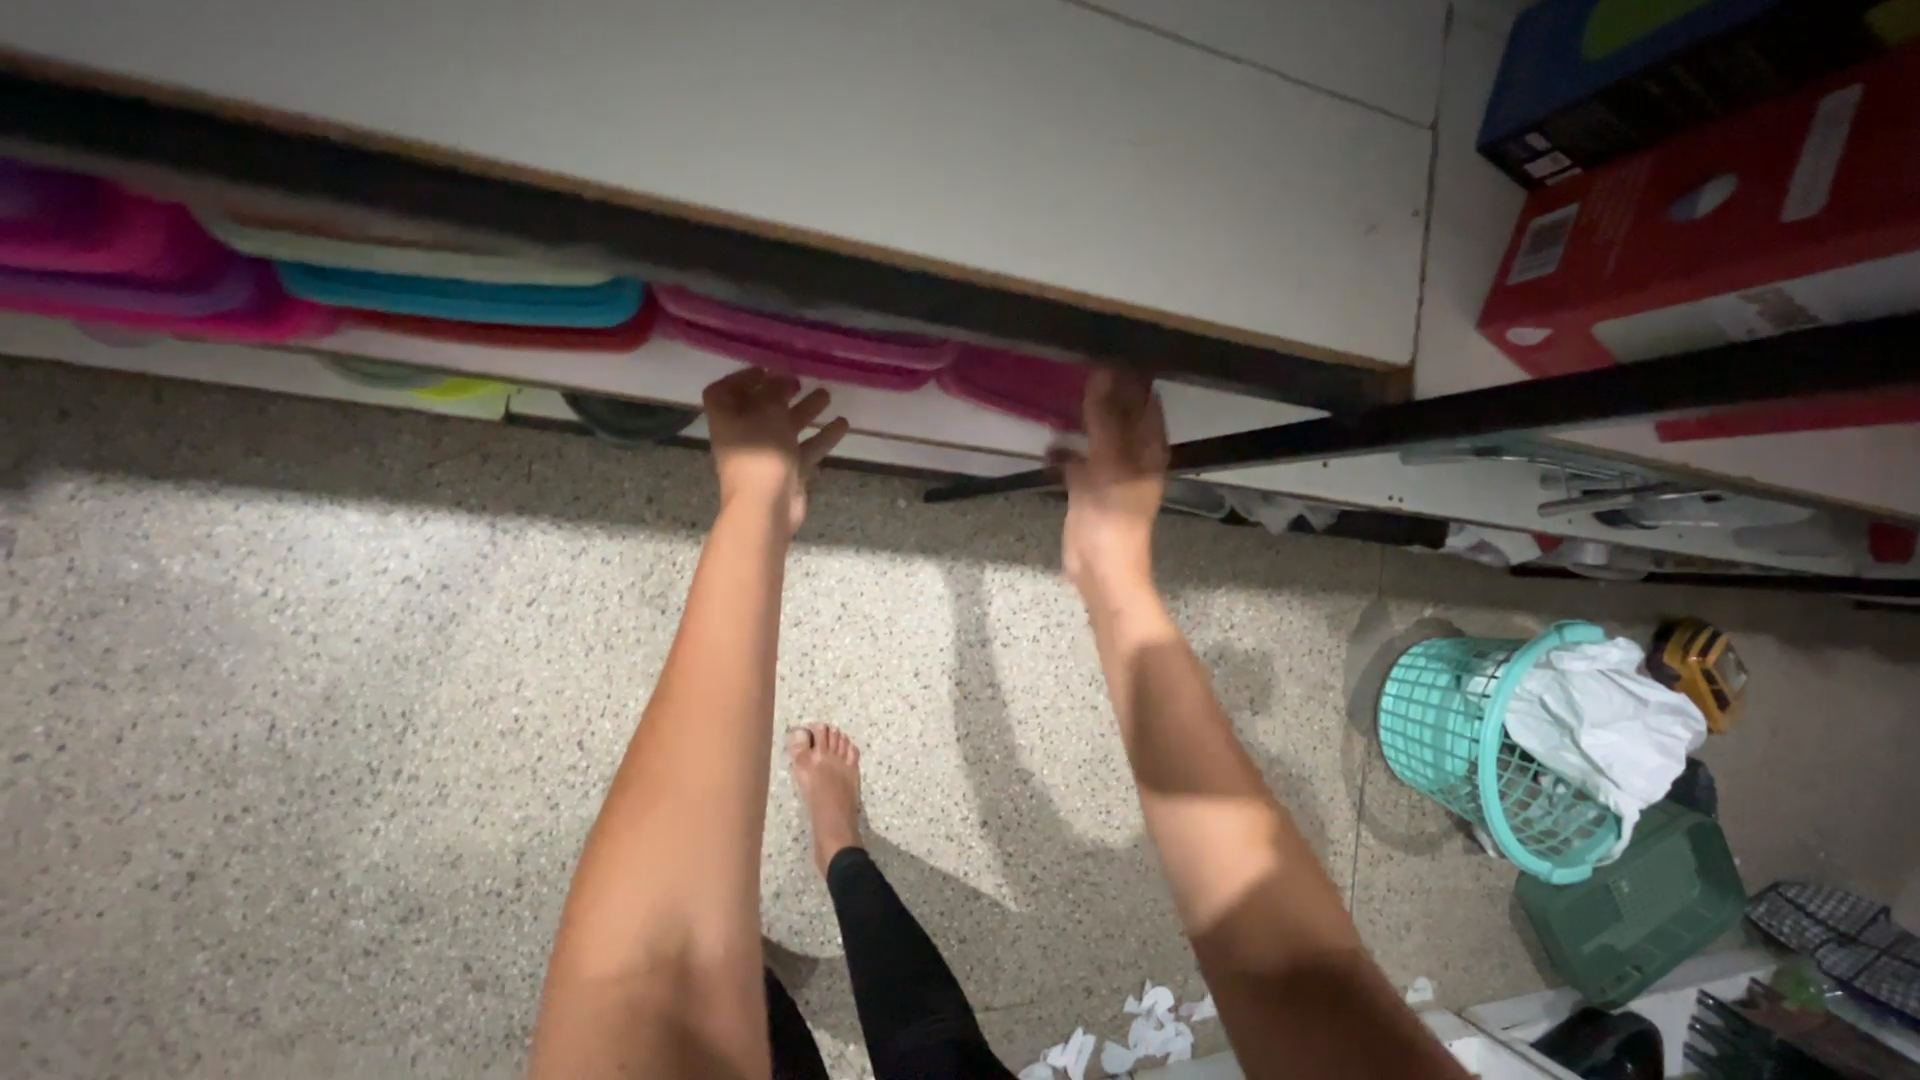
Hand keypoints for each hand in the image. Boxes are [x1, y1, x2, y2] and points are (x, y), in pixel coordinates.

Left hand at [702, 369, 849, 535]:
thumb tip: (780, 378)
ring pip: (786, 428)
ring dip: (805, 411)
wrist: (767, 507)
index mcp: (727, 419)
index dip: (741, 378)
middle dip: (780, 393)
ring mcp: (767, 456)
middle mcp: (744, 435)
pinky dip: (822, 437)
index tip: (766, 369)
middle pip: (759, 409)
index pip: (723, 392)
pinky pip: (805, 449)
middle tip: (799, 380)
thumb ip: (775, 392)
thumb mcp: (768, 413)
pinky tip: (843, 424)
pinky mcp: (788, 472)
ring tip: (827, 394)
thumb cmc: (761, 454)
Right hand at [1057, 370, 1167, 601]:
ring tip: (1060, 394)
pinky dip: (1064, 452)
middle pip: (1121, 417)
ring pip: (1097, 437)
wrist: (1101, 568)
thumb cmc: (1113, 516)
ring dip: (1082, 421)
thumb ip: (1105, 417)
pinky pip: (1076, 462)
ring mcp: (1110, 473)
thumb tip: (1102, 373)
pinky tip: (1048, 444)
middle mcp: (1133, 457)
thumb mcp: (1110, 461)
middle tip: (1078, 367)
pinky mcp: (1087, 490)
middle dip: (1103, 395)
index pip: (1146, 402)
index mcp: (1149, 449)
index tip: (1108, 352)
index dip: (1131, 378)